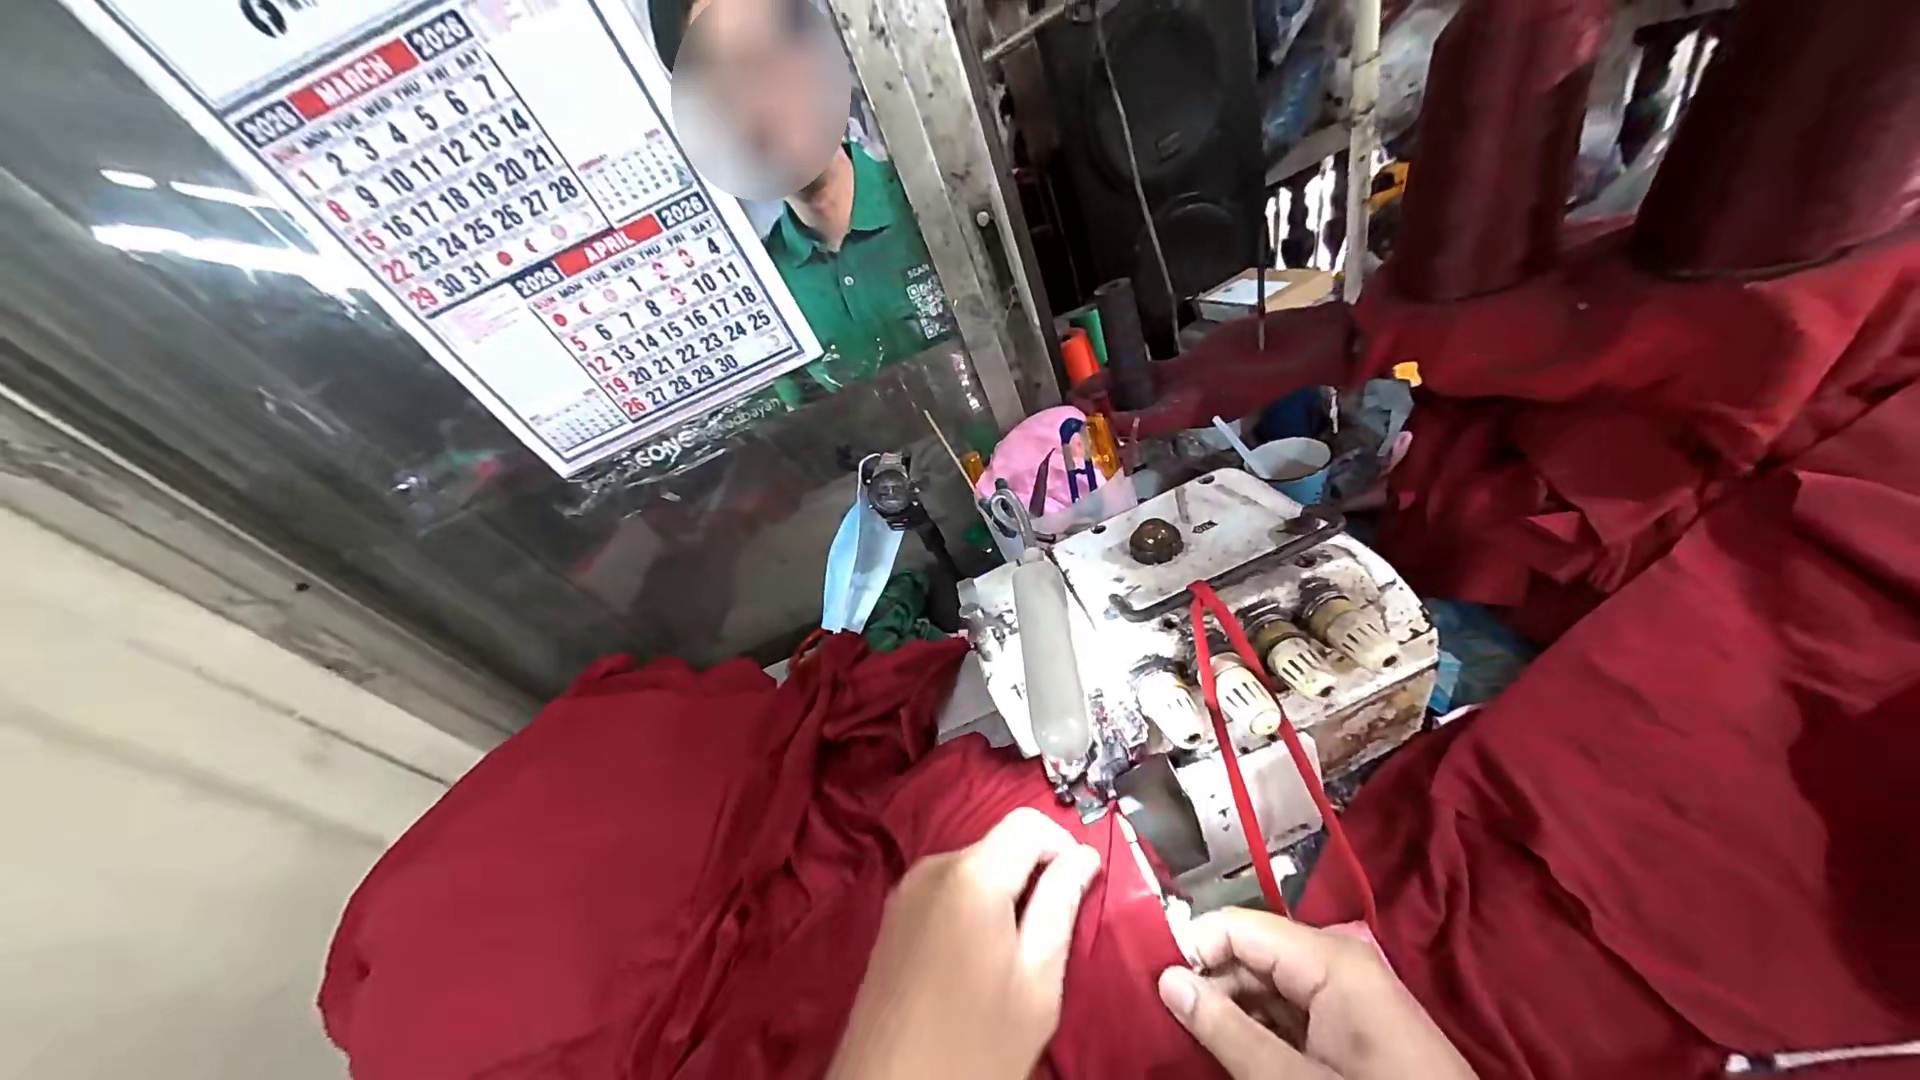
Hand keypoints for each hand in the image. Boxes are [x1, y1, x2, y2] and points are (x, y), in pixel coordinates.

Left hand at [827, 807, 1102, 1079]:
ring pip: (975, 864)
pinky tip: (973, 956)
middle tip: (1046, 934)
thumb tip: (1082, 856)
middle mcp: (934, 865)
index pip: (1028, 822)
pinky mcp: (894, 911)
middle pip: (1000, 843)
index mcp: (971, 874)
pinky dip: (972, 903)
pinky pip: (947, 885)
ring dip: (1002, 891)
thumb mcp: (1036, 982)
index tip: (1076, 885)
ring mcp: (907, 887)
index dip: (1061, 845)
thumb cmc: (974, 1045)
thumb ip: (1061, 905)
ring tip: (1009, 954)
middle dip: (1032, 874)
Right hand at [1157, 908, 1476, 1079]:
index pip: (1237, 926)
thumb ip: (1225, 1028)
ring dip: (1234, 1010)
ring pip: (1268, 983)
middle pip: (1252, 952)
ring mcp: (1351, 994)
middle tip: (1175, 1023)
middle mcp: (1339, 961)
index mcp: (1329, 960)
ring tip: (1204, 1042)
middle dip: (1211, 983)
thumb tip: (1165, 979)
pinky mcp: (1358, 1026)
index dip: (1193, 948)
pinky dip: (1263, 1029)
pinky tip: (1241, 1054)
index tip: (1157, 985)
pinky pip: (1293, 1010)